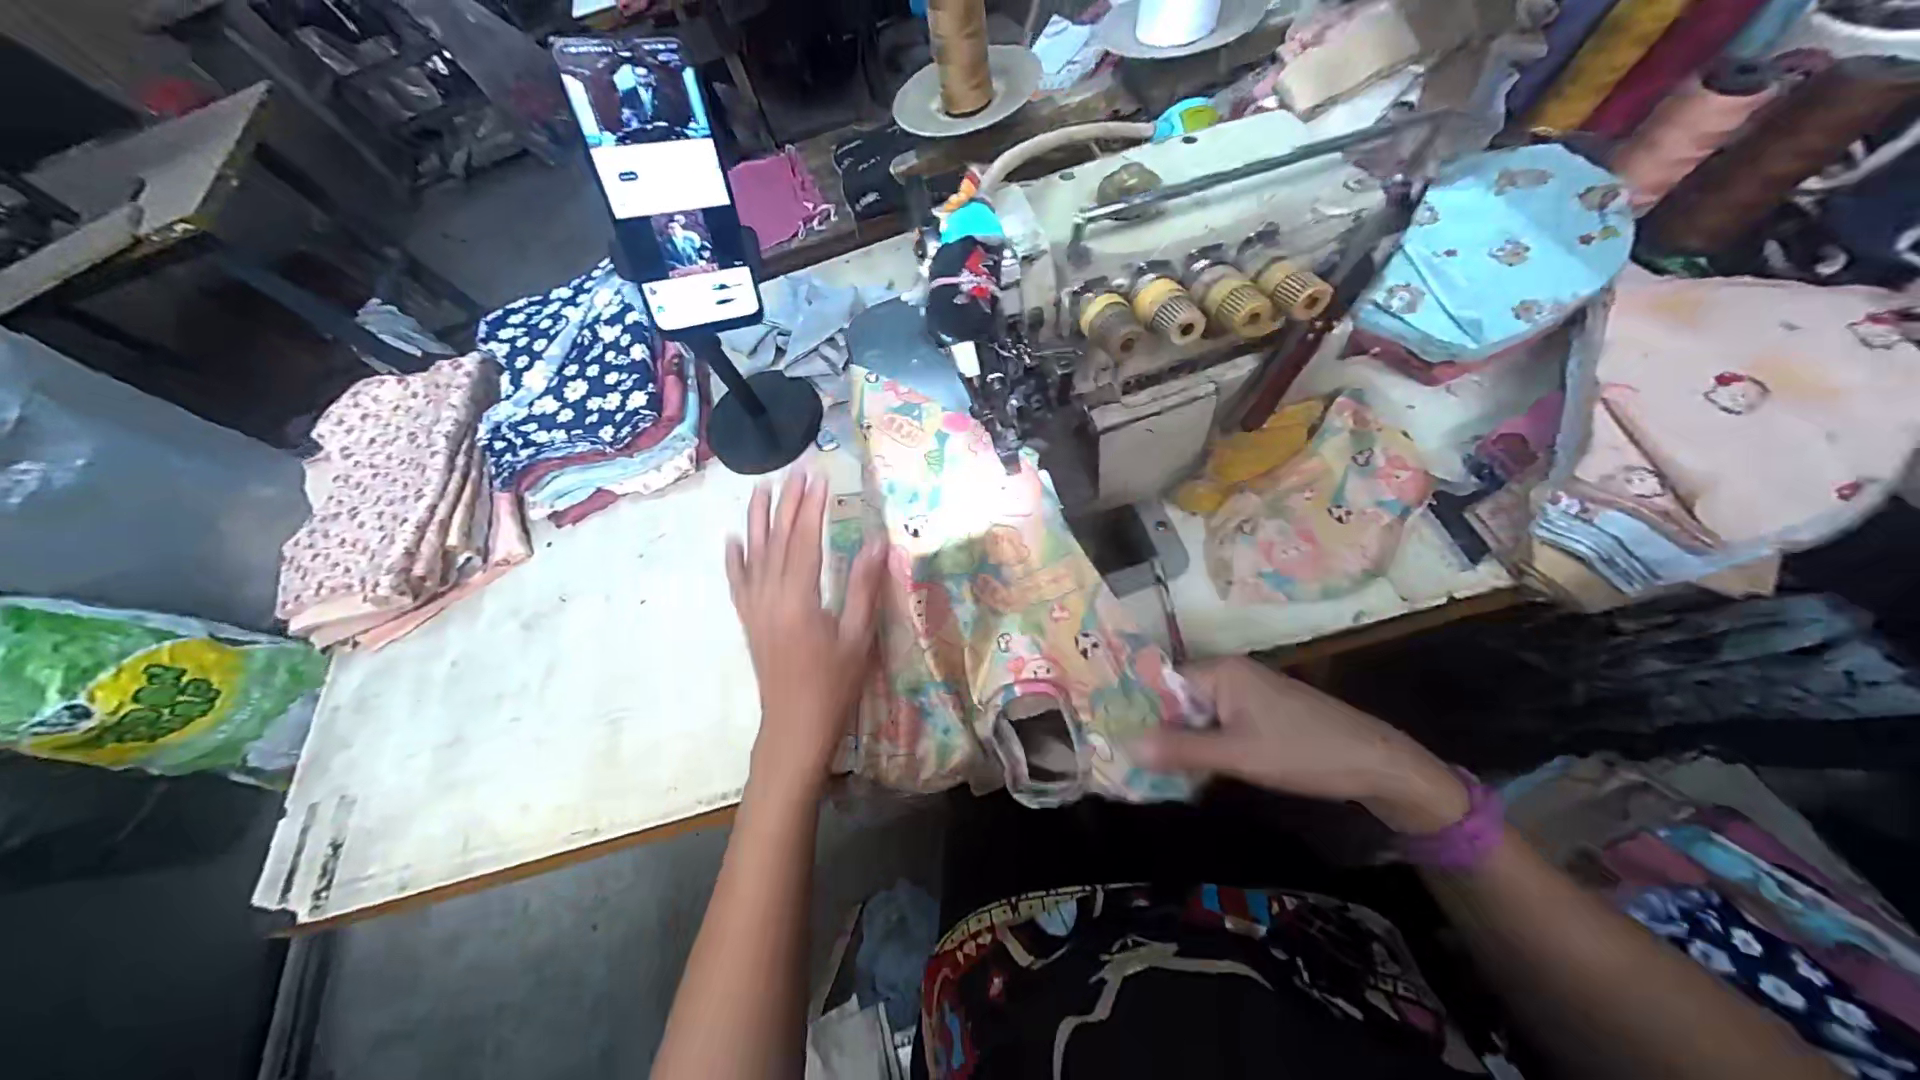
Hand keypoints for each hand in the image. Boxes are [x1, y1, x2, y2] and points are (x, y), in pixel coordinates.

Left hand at [726, 470, 885, 796]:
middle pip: (777, 540)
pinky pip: (737, 583)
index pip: (805, 541)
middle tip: (796, 471)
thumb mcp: (858, 637)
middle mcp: (770, 597)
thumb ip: (864, 588)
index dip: (812, 507)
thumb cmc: (833, 684)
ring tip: (761, 489)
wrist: (794, 726)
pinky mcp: (748, 621)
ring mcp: (755, 608)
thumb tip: (876, 544)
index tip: (819, 477)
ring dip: (757, 520)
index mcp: (799, 599)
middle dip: (788, 503)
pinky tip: (732, 539)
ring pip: (754, 555)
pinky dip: (734, 559)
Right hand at [1138, 658, 1469, 832]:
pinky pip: (1216, 723)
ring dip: (1180, 740)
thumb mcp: (1237, 756)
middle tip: (1131, 763)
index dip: (1140, 711)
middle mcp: (1229, 673)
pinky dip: (1203, 743)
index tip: (1117, 740)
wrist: (1378, 763)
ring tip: (1152, 770)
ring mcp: (1246, 692)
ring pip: (1196, 714)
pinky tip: (1192, 769)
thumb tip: (1127, 745)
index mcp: (1221, 671)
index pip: (1162, 684)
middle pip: (1177, 699)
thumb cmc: (1304, 752)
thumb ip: (1181, 750)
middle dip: (1158, 730)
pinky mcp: (1258, 712)